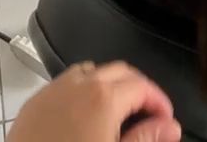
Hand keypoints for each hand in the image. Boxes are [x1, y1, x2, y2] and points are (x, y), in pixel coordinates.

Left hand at [7, 61, 181, 141]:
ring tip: (117, 115)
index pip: (142, 85)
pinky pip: (65, 84)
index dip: (159, 101)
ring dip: (109, 86)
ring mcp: (54, 89)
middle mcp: (80, 83)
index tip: (167, 121)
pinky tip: (82, 118)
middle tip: (148, 116)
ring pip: (91, 73)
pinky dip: (82, 91)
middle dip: (137, 89)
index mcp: (104, 97)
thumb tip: (171, 126)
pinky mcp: (35, 102)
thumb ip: (145, 139)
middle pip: (119, 71)